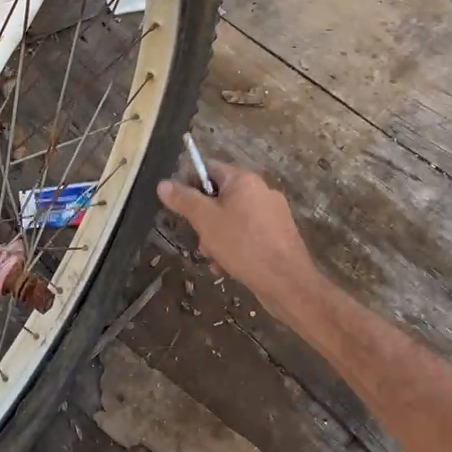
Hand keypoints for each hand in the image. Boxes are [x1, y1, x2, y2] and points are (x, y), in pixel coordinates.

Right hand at [157, 161, 320, 322]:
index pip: (208, 168)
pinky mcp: (279, 236)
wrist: (288, 284)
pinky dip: (235, 246)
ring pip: (232, 218)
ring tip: (213, 258)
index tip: (181, 206)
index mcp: (243, 180)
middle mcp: (261, 191)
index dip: (189, 184)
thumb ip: (183, 199)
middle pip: (219, 196)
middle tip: (199, 237)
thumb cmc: (243, 245)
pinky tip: (227, 267)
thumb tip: (163, 184)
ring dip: (217, 236)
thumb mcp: (204, 220)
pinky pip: (248, 234)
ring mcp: (273, 214)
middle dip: (204, 218)